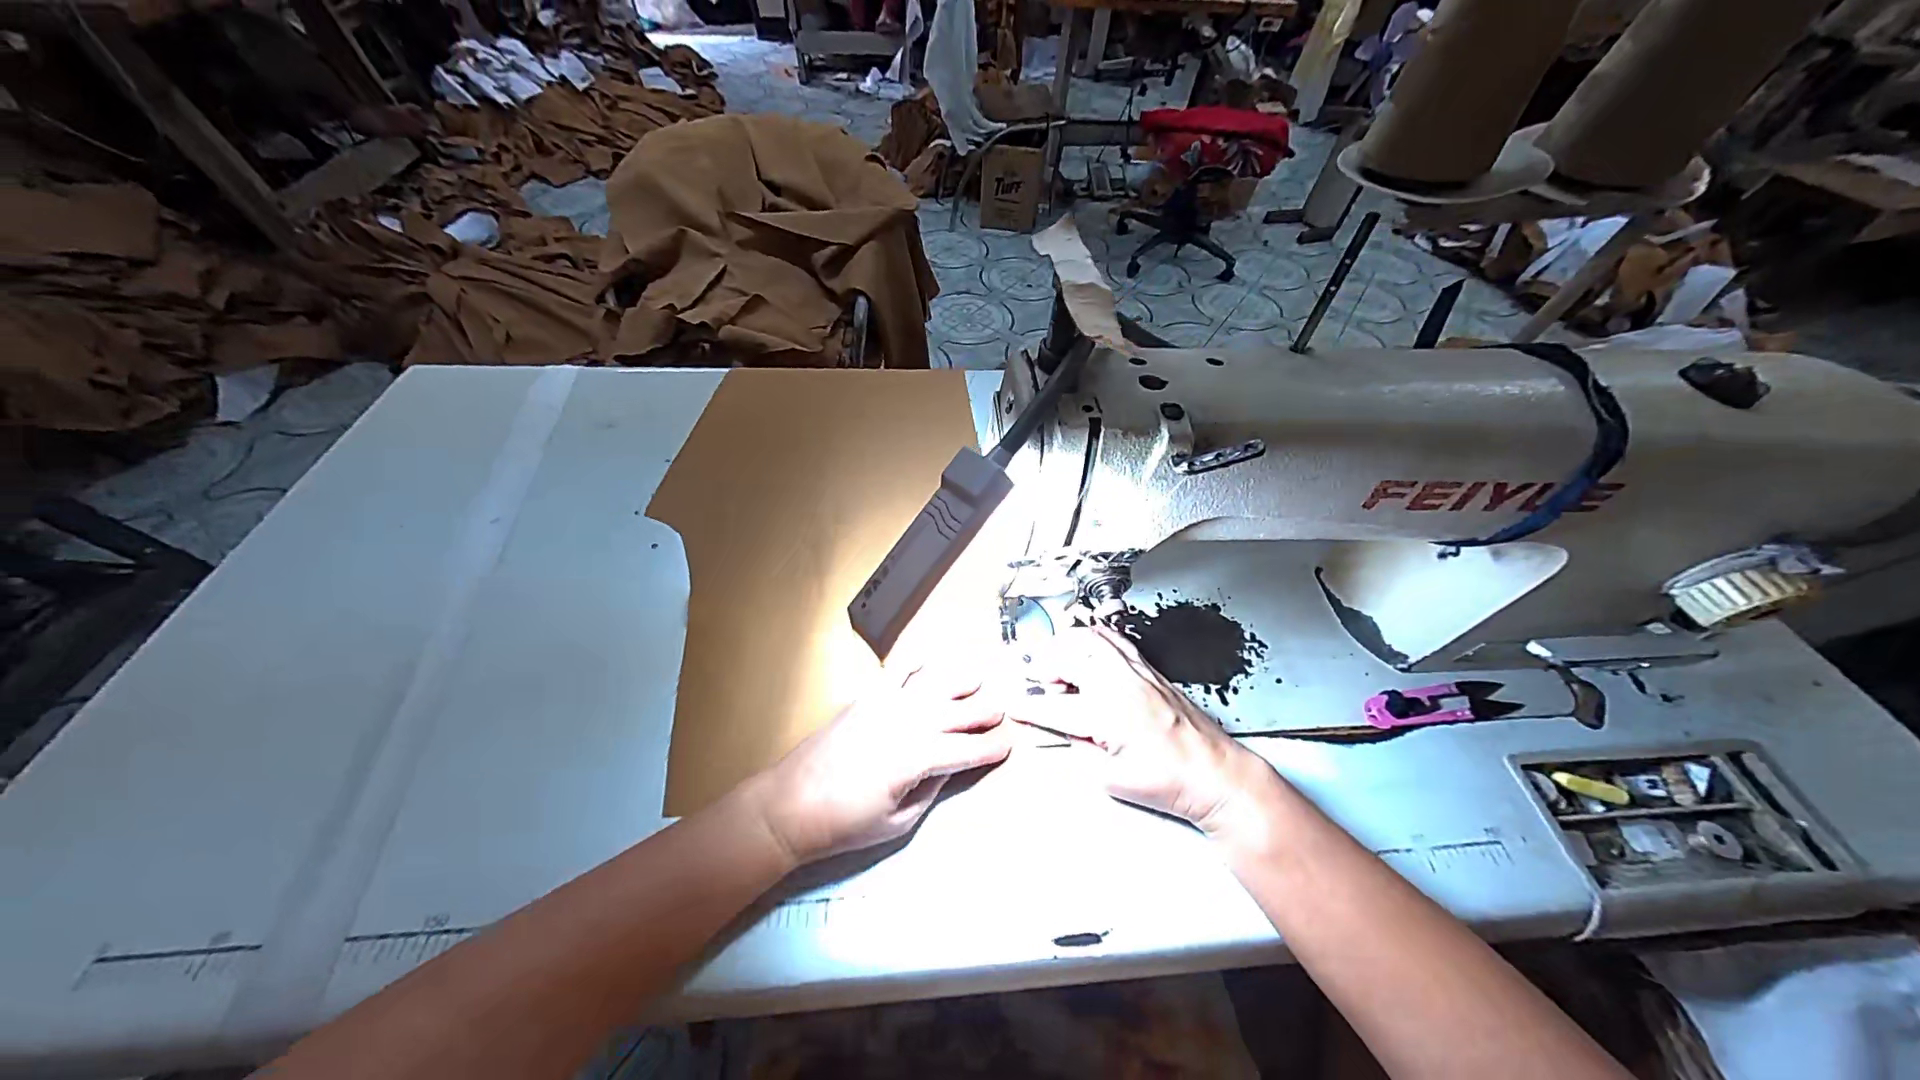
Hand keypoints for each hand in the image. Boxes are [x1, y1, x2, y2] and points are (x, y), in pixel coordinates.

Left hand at [742, 662, 1013, 865]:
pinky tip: (931, 661)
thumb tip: (950, 768)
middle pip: (960, 708)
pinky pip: (899, 669)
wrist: (790, 805)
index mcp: (918, 758)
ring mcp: (886, 703)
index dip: (993, 746)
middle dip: (987, 709)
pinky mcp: (866, 696)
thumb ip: (931, 789)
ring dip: (960, 677)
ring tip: (978, 677)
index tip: (1009, 742)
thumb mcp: (899, 822)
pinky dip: (919, 661)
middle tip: (1002, 712)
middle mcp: (907, 722)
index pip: (969, 748)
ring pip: (935, 680)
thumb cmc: (845, 824)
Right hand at [1010, 627, 1285, 839]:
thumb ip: (1078, 751)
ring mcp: (1138, 673)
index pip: (1054, 706)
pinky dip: (1094, 640)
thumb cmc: (1172, 782)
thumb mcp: (1110, 780)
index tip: (1014, 706)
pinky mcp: (1152, 671)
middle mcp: (1121, 685)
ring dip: (1066, 645)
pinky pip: (1115, 642)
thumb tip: (1060, 734)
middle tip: (1033, 679)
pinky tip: (1088, 650)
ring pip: (1092, 639)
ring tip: (1054, 659)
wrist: (1216, 775)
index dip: (1028, 707)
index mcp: (1107, 714)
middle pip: (1069, 657)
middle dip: (1044, 665)